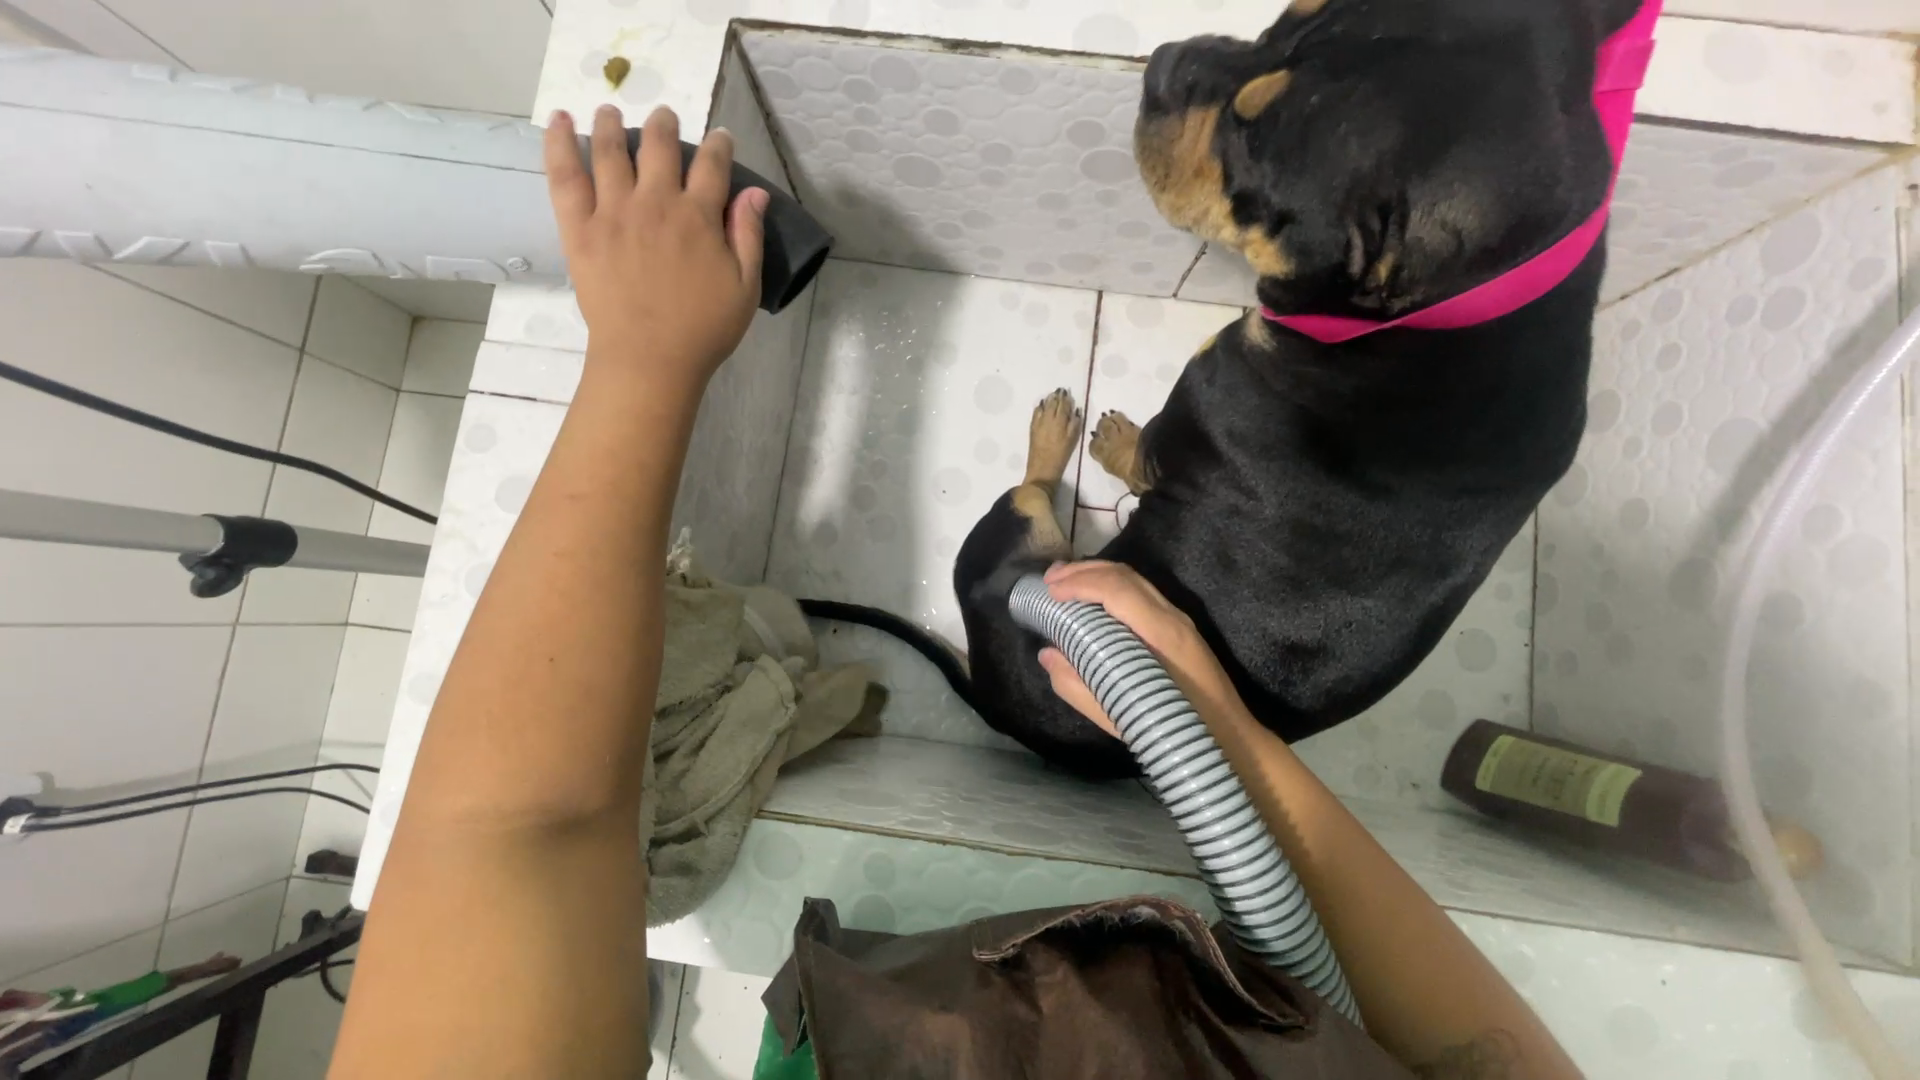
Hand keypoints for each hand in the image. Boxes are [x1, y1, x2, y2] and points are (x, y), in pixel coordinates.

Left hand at [544, 104, 768, 387]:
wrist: (651, 359)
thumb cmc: (705, 330)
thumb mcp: (745, 287)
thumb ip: (749, 236)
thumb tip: (754, 192)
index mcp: (699, 217)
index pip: (712, 166)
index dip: (718, 146)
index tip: (720, 138)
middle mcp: (656, 203)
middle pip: (658, 146)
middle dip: (664, 125)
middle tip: (664, 118)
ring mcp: (613, 212)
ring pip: (610, 151)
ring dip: (612, 124)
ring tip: (610, 110)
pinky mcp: (579, 228)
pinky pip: (565, 176)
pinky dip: (560, 143)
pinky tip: (561, 120)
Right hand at [1036, 561, 1244, 736]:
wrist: (1230, 740)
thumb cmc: (1175, 734)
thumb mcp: (1120, 719)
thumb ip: (1078, 687)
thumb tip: (1048, 654)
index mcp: (1162, 635)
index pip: (1117, 590)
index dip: (1079, 584)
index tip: (1049, 592)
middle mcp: (1173, 618)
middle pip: (1125, 575)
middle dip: (1083, 571)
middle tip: (1048, 580)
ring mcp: (1180, 620)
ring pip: (1134, 580)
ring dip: (1097, 575)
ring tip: (1064, 583)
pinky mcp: (1180, 627)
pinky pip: (1141, 593)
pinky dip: (1111, 588)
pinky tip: (1093, 601)